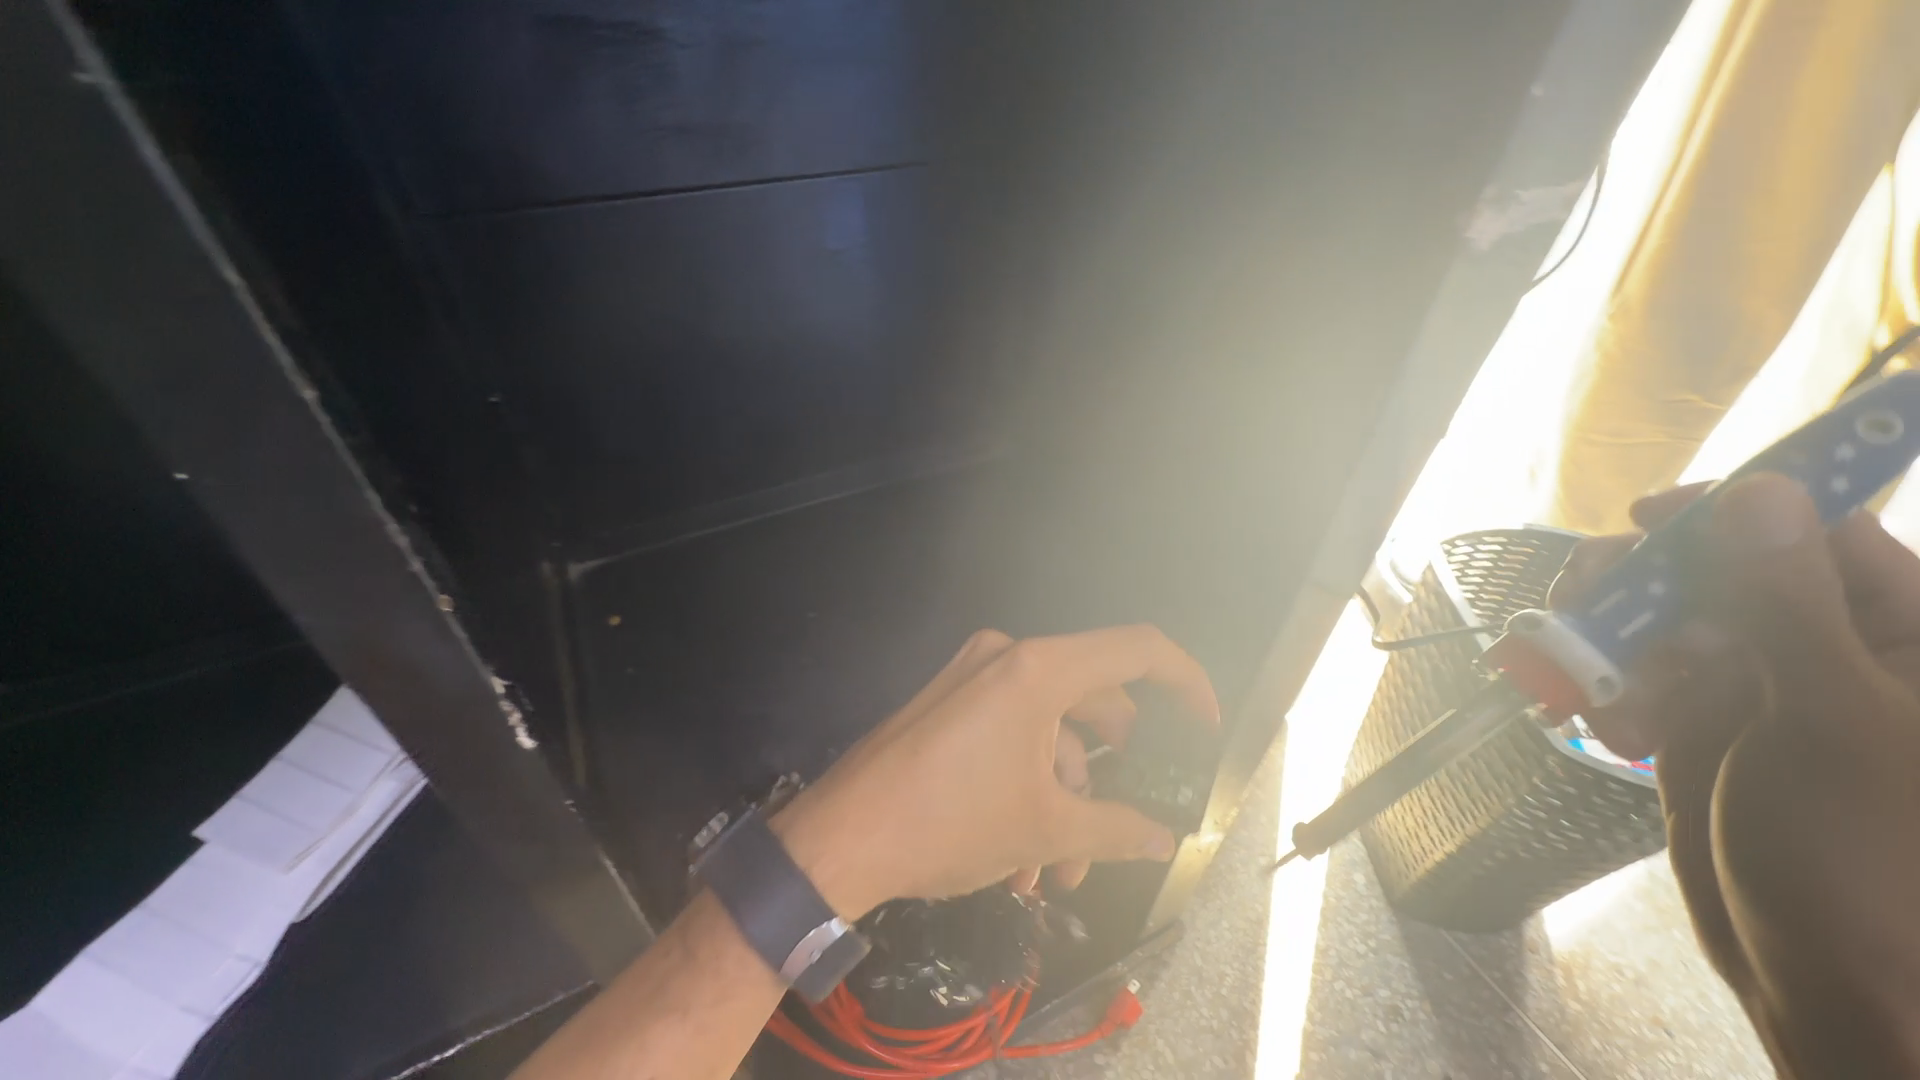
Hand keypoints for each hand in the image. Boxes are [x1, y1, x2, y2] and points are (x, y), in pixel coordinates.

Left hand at [768, 625, 1218, 921]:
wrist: (840, 838)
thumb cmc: (950, 822)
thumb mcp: (1045, 830)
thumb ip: (1116, 829)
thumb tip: (1161, 837)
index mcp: (1038, 669)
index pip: (1138, 649)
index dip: (1186, 682)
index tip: (1203, 729)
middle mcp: (1007, 657)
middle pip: (1093, 705)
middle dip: (1106, 781)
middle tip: (1114, 836)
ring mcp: (972, 677)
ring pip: (1049, 733)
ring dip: (1062, 802)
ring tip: (1051, 876)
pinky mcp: (949, 704)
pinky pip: (1010, 734)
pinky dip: (1025, 787)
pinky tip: (1017, 859)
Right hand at [1550, 474, 1919, 1076]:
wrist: (1818, 973)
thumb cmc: (1859, 852)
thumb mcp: (1830, 720)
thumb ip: (1790, 605)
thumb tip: (1754, 494)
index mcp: (1899, 633)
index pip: (1812, 530)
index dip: (1726, 511)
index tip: (1642, 518)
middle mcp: (1823, 646)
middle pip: (1713, 568)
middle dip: (1642, 584)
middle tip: (1586, 601)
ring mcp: (1754, 683)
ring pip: (1661, 618)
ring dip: (1611, 644)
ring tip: (1590, 682)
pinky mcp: (1698, 719)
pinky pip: (1637, 675)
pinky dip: (1608, 695)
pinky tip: (1612, 733)